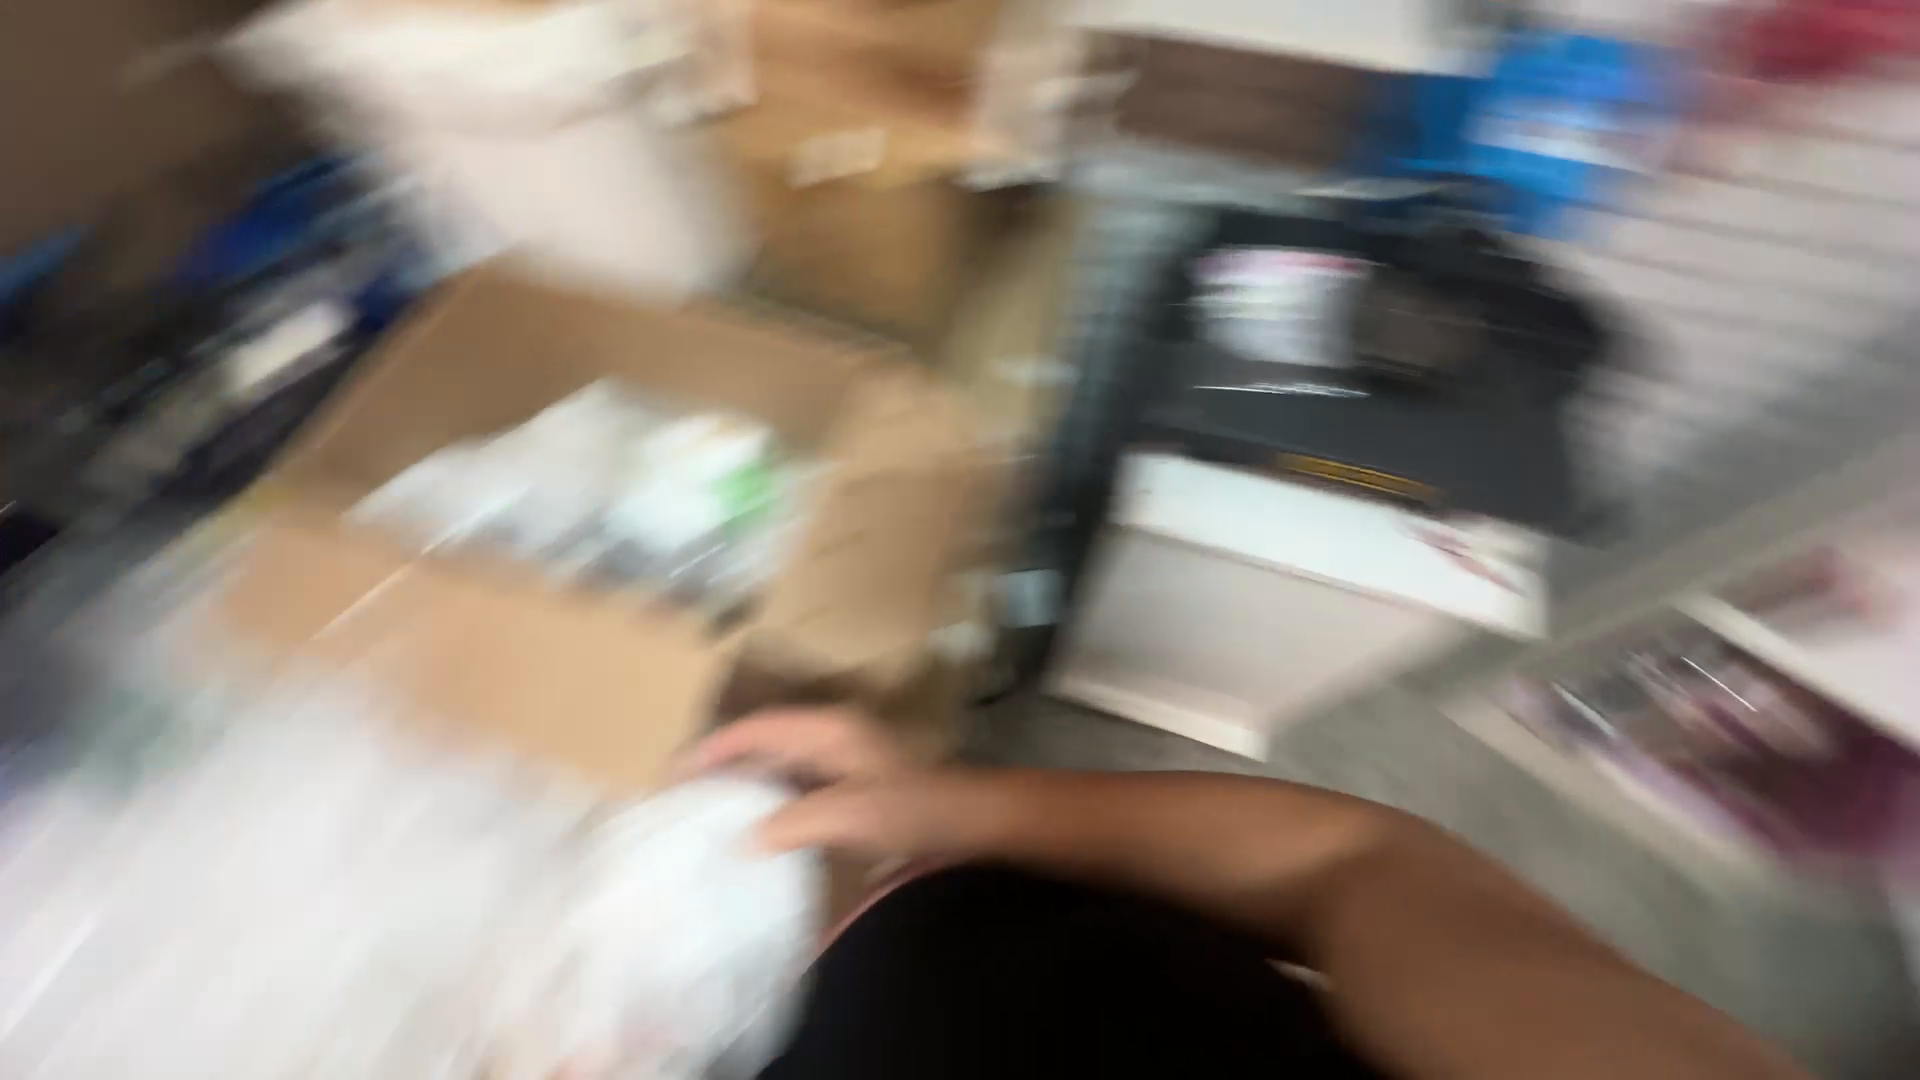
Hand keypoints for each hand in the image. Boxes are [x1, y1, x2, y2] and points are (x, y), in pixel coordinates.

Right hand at [684, 707, 987, 859]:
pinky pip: (797, 784)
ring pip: (781, 763)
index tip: (680, 769)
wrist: (964, 819)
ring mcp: (842, 756)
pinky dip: (771, 798)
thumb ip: (795, 821)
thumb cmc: (912, 808)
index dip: (719, 745)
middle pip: (768, 741)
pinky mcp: (850, 781)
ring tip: (708, 808)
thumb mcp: (851, 814)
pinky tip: (755, 825)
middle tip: (684, 792)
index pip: (762, 727)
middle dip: (727, 762)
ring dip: (747, 781)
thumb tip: (745, 838)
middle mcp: (832, 734)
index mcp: (830, 729)